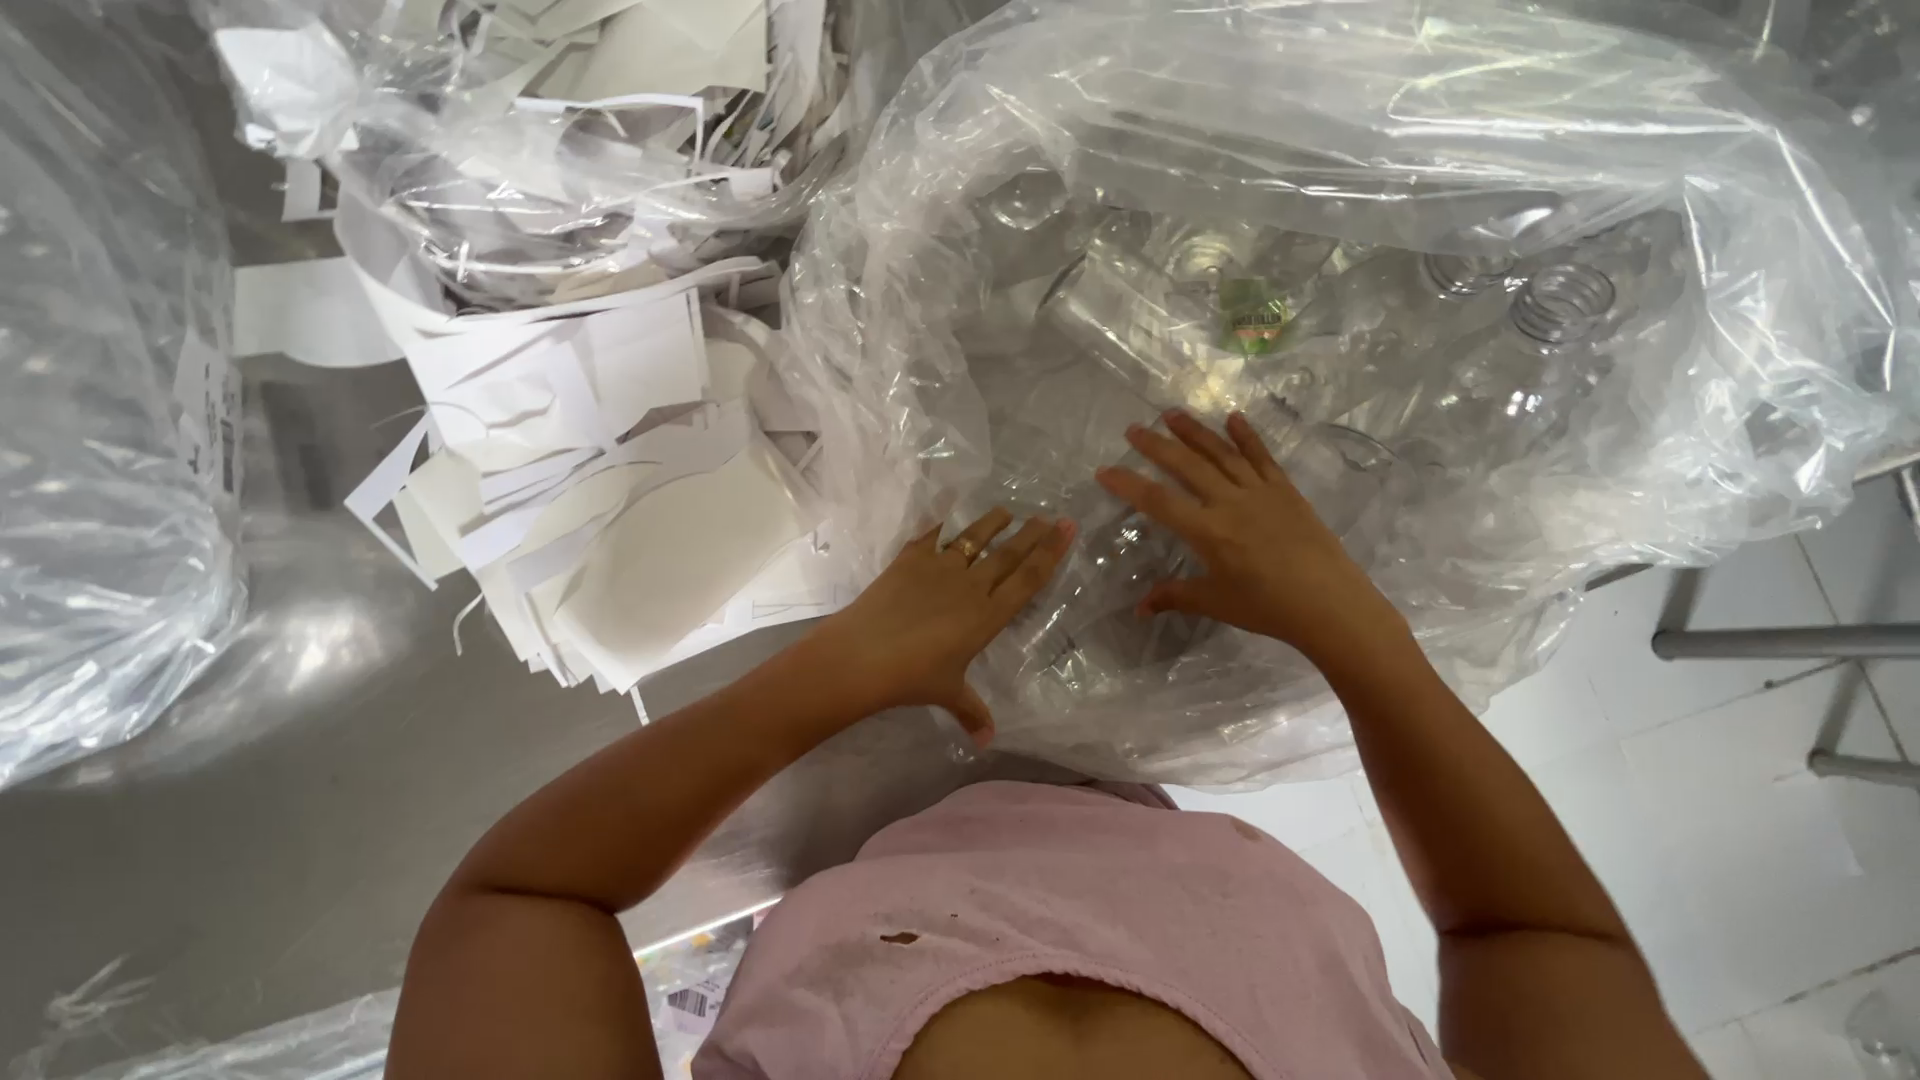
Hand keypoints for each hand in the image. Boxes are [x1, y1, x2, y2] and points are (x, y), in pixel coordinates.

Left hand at [804, 508, 1075, 745]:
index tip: (1066, 529)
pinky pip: (933, 535)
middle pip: (1009, 553)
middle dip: (1032, 534)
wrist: (863, 654)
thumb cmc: (912, 677)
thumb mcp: (948, 693)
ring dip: (992, 523)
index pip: (1028, 578)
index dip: (1051, 553)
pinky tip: (950, 515)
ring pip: (974, 538)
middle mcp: (971, 585)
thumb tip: (987, 742)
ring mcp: (940, 568)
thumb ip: (972, 712)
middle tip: (1049, 515)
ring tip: (1006, 511)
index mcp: (988, 615)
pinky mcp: (910, 559)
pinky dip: (944, 523)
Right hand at [1095, 410, 1409, 664]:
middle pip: (1187, 467)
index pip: (1158, 501)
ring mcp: (1260, 493)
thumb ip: (1175, 597)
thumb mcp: (1216, 603)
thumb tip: (1140, 608)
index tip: (1104, 470)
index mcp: (1208, 532)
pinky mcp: (1286, 492)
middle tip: (1133, 429)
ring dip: (1195, 431)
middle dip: (1157, 446)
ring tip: (1172, 414)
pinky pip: (1262, 458)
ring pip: (1221, 454)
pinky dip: (1247, 437)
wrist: (1331, 605)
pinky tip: (1233, 418)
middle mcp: (1230, 503)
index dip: (1128, 484)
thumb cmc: (1268, 608)